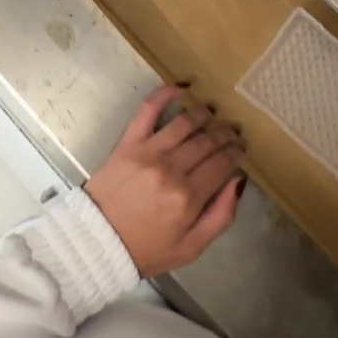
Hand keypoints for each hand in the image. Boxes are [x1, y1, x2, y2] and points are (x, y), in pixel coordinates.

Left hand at [85, 86, 245, 276]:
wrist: (96, 242)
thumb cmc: (146, 249)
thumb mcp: (191, 248)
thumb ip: (221, 217)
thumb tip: (238, 181)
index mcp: (189, 197)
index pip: (222, 163)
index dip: (236, 151)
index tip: (240, 147)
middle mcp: (172, 169)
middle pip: (208, 140)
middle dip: (226, 132)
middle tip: (232, 130)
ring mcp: (149, 152)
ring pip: (186, 122)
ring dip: (204, 113)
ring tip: (212, 113)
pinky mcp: (128, 142)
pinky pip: (148, 109)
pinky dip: (165, 93)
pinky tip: (181, 88)